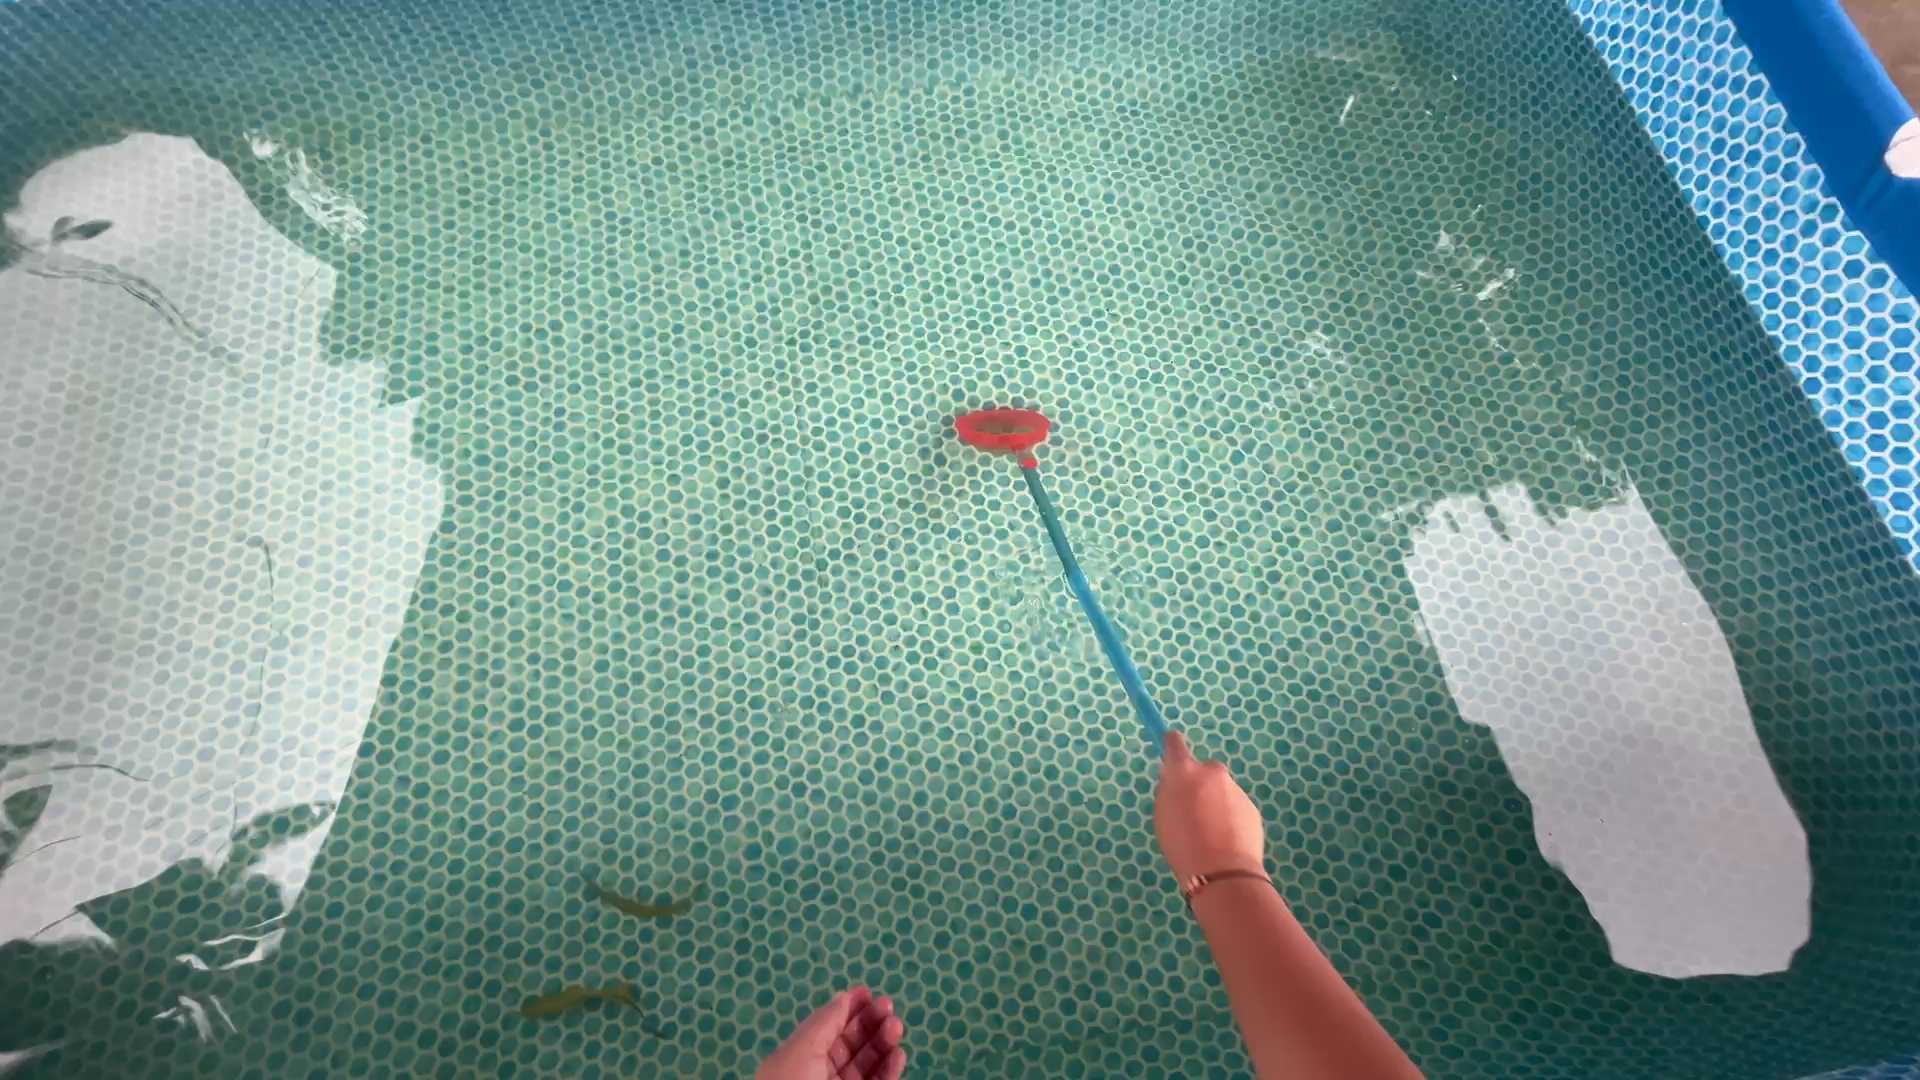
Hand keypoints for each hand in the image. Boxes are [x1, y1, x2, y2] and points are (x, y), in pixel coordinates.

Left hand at [754, 986, 905, 1079]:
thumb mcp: (801, 1051)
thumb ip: (825, 1022)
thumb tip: (844, 997)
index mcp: (799, 1061)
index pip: (827, 1029)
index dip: (847, 1008)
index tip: (867, 991)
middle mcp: (821, 1078)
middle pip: (850, 1044)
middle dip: (870, 1022)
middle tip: (888, 1006)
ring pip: (867, 1065)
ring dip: (883, 1043)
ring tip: (896, 1027)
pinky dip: (890, 1070)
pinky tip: (898, 1055)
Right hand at [1154, 730, 1265, 882]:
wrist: (1223, 872)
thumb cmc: (1182, 843)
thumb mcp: (1163, 814)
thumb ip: (1169, 791)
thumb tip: (1176, 782)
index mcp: (1184, 771)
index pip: (1175, 742)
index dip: (1172, 746)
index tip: (1171, 756)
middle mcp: (1211, 772)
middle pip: (1203, 770)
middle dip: (1198, 784)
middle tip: (1191, 810)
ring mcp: (1235, 789)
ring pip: (1221, 791)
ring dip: (1215, 803)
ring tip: (1210, 834)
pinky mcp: (1251, 807)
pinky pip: (1235, 807)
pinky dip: (1230, 818)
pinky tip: (1226, 842)